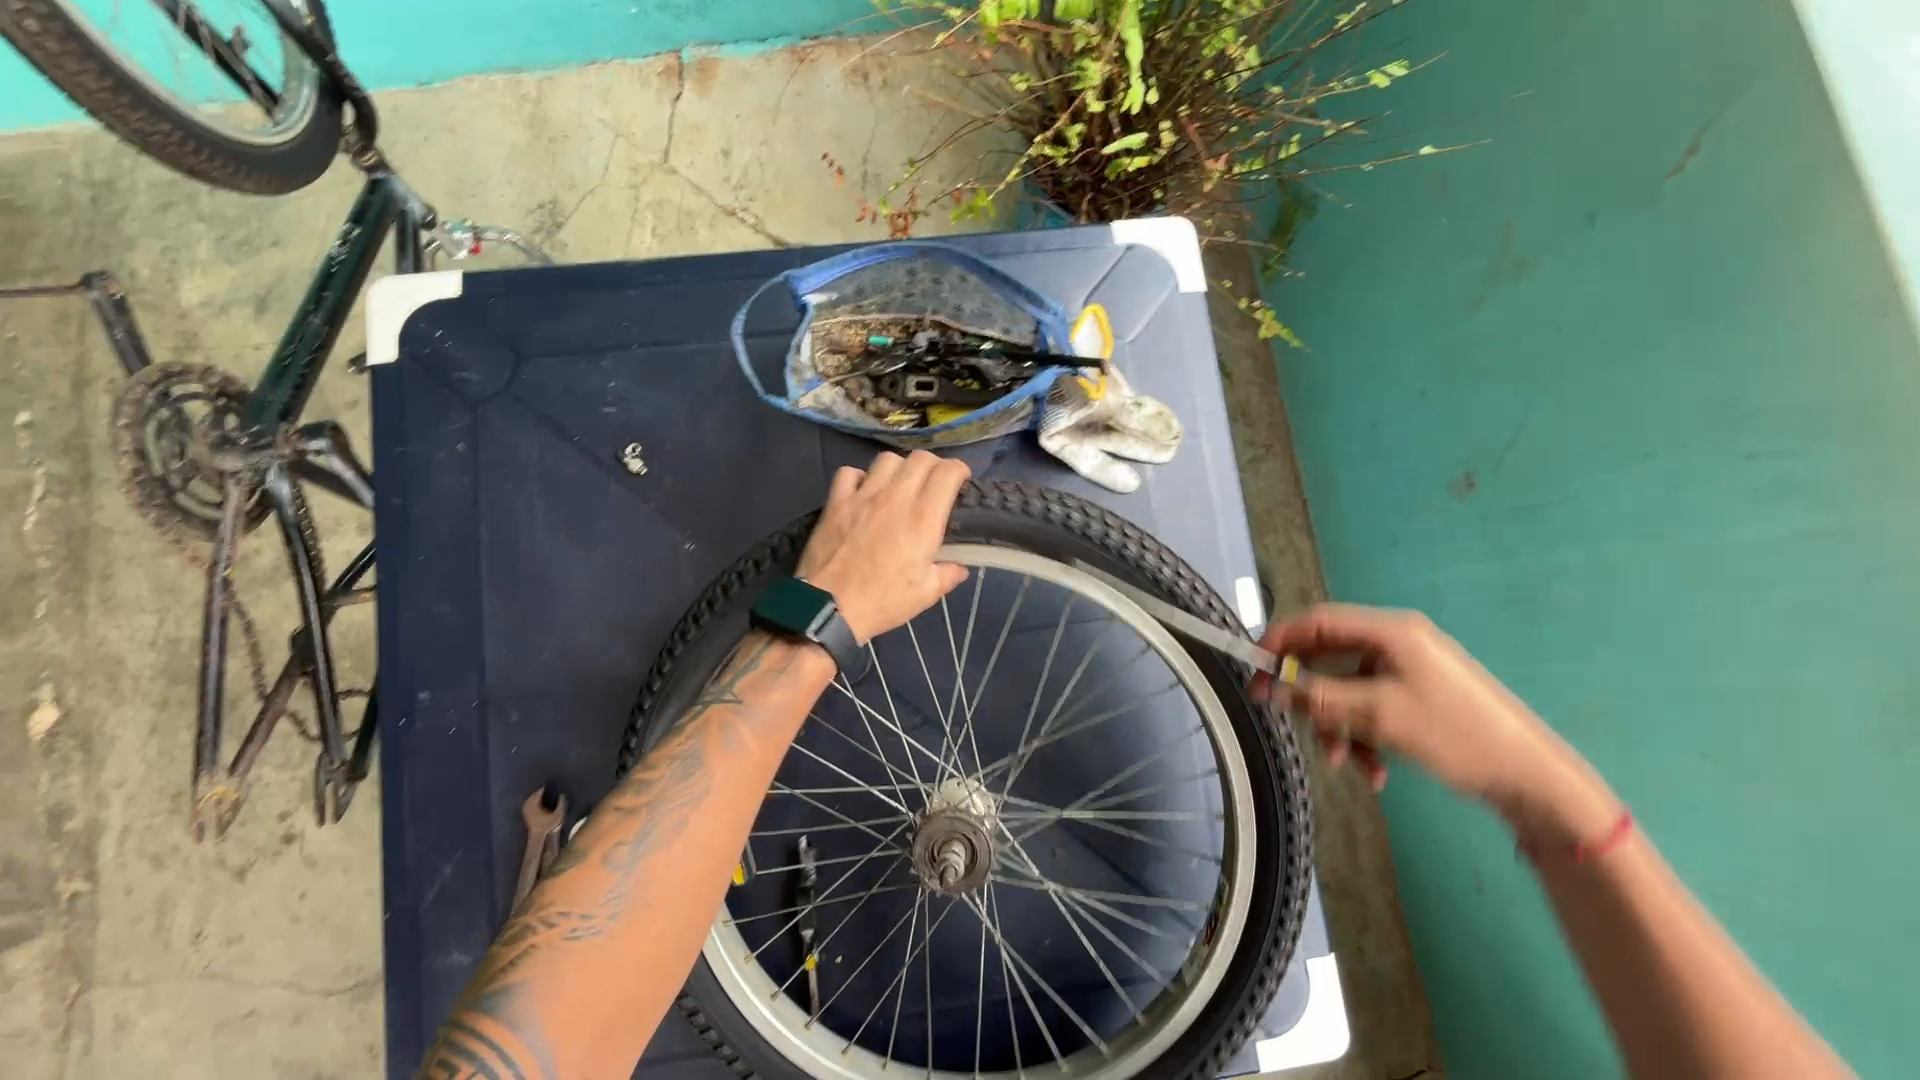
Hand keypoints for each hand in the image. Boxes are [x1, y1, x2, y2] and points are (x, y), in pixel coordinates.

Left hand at [796, 451, 971, 643]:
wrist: (829, 607)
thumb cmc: (882, 601)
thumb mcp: (925, 594)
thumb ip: (947, 575)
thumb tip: (960, 568)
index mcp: (924, 517)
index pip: (948, 472)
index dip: (959, 470)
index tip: (961, 480)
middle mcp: (896, 497)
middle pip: (920, 458)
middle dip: (933, 464)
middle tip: (934, 481)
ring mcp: (863, 496)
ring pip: (887, 459)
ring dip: (899, 467)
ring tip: (900, 484)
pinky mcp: (836, 502)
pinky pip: (849, 473)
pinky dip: (859, 476)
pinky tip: (863, 490)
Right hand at [1251, 604, 1615, 838]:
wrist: (1527, 777)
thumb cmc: (1452, 734)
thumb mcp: (1376, 715)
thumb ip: (1318, 696)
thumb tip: (1270, 683)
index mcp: (1390, 632)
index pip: (1317, 621)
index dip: (1279, 641)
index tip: (1252, 669)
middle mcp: (1396, 644)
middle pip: (1328, 658)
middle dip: (1308, 695)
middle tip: (1280, 717)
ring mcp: (1408, 672)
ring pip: (1347, 690)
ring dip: (1336, 725)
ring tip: (1344, 761)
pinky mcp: (1417, 699)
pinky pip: (1371, 709)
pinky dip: (1364, 737)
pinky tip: (1374, 772)